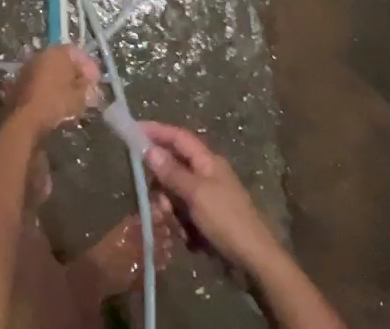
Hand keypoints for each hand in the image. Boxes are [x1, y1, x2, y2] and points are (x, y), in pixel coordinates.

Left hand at [5, 46, 100, 133]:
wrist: (25, 119)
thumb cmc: (56, 103)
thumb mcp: (80, 95)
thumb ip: (87, 85)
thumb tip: (88, 81)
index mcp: (57, 52)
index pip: (77, 53)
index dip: (89, 66)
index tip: (95, 80)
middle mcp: (41, 55)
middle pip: (63, 61)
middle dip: (75, 73)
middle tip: (85, 87)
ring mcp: (28, 68)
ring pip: (51, 71)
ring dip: (62, 81)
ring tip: (72, 96)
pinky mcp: (20, 82)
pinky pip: (41, 81)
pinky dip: (50, 87)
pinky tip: (56, 101)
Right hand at [140, 121, 281, 271]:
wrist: (255, 260)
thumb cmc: (227, 221)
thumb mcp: (196, 194)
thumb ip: (172, 171)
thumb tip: (149, 148)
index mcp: (208, 161)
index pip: (178, 137)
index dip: (157, 131)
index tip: (133, 129)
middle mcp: (206, 174)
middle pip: (173, 166)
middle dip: (160, 182)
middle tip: (157, 201)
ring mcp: (207, 197)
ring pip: (174, 192)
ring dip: (169, 206)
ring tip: (172, 223)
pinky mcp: (206, 218)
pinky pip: (182, 212)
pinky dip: (178, 221)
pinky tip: (184, 236)